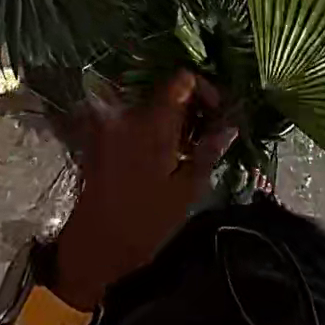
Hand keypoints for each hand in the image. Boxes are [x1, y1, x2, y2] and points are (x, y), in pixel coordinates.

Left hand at [51, 70, 235, 309]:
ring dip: (172, 116)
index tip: (217, 113)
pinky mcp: (100, 136)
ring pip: (150, 103)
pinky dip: (152, 125)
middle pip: (165, 90)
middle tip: (207, 132)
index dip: (205, 89)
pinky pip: (133, 117)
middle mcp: (128, 112)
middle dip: (191, 105)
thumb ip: (208, 151)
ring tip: (188, 145)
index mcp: (152, 121)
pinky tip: (165, 153)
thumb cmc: (144, 222)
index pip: (182, 79)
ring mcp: (110, 123)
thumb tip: (230, 126)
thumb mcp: (186, 190)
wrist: (94, 245)